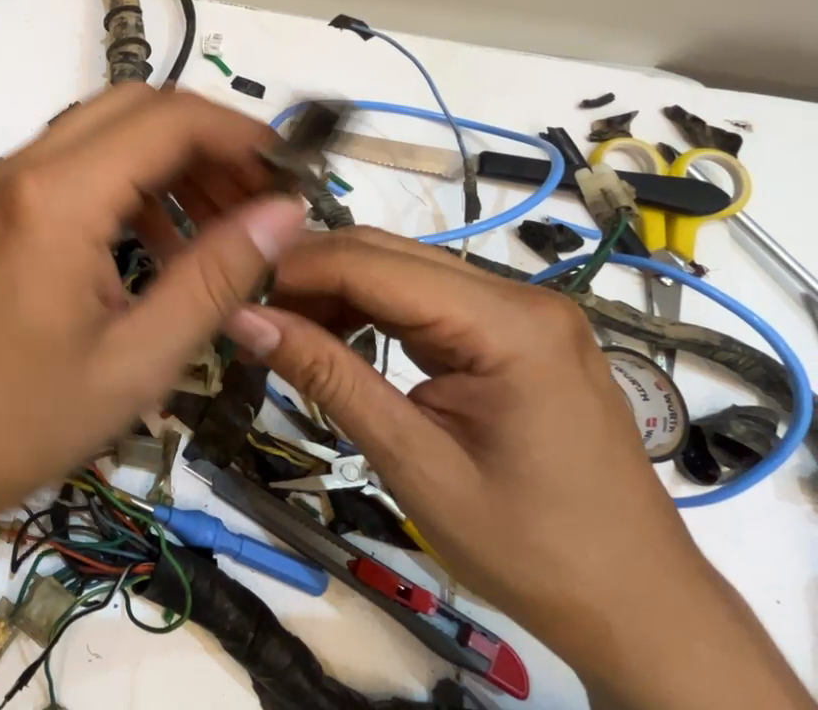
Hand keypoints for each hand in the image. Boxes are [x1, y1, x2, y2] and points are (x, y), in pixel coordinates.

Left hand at [0, 85, 306, 535]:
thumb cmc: (25, 419)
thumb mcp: (138, 359)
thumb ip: (215, 276)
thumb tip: (285, 212)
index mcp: (56, 199)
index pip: (168, 120)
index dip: (242, 137)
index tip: (295, 178)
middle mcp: (20, 170)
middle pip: (133, 109)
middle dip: (205, 144)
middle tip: (258, 206)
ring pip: (100, 134)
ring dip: (165, 165)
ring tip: (220, 232)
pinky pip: (68, 170)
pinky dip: (122, 187)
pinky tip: (157, 248)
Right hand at [222, 229, 809, 709]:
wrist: (635, 607)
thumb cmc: (528, 545)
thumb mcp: (411, 460)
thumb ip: (326, 376)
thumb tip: (239, 317)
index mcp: (506, 324)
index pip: (368, 263)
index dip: (288, 272)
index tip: (223, 296)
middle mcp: (519, 298)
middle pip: (381, 253)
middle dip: (303, 276)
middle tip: (243, 316)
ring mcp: (520, 314)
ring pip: (395, 269)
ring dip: (329, 291)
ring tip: (277, 331)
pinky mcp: (512, 335)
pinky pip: (419, 299)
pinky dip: (364, 311)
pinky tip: (329, 339)